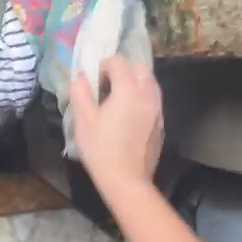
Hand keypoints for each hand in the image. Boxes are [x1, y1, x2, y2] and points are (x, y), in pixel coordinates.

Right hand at [68, 56, 163, 197]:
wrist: (127, 180)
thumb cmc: (101, 148)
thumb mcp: (83, 119)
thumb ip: (80, 91)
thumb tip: (81, 76)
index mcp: (128, 89)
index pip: (119, 61)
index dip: (103, 65)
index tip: (94, 81)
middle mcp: (147, 94)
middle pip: (140, 67)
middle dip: (124, 69)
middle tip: (108, 85)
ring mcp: (158, 109)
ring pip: (150, 82)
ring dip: (135, 82)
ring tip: (118, 99)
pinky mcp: (161, 123)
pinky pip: (153, 99)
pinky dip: (142, 98)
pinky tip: (128, 115)